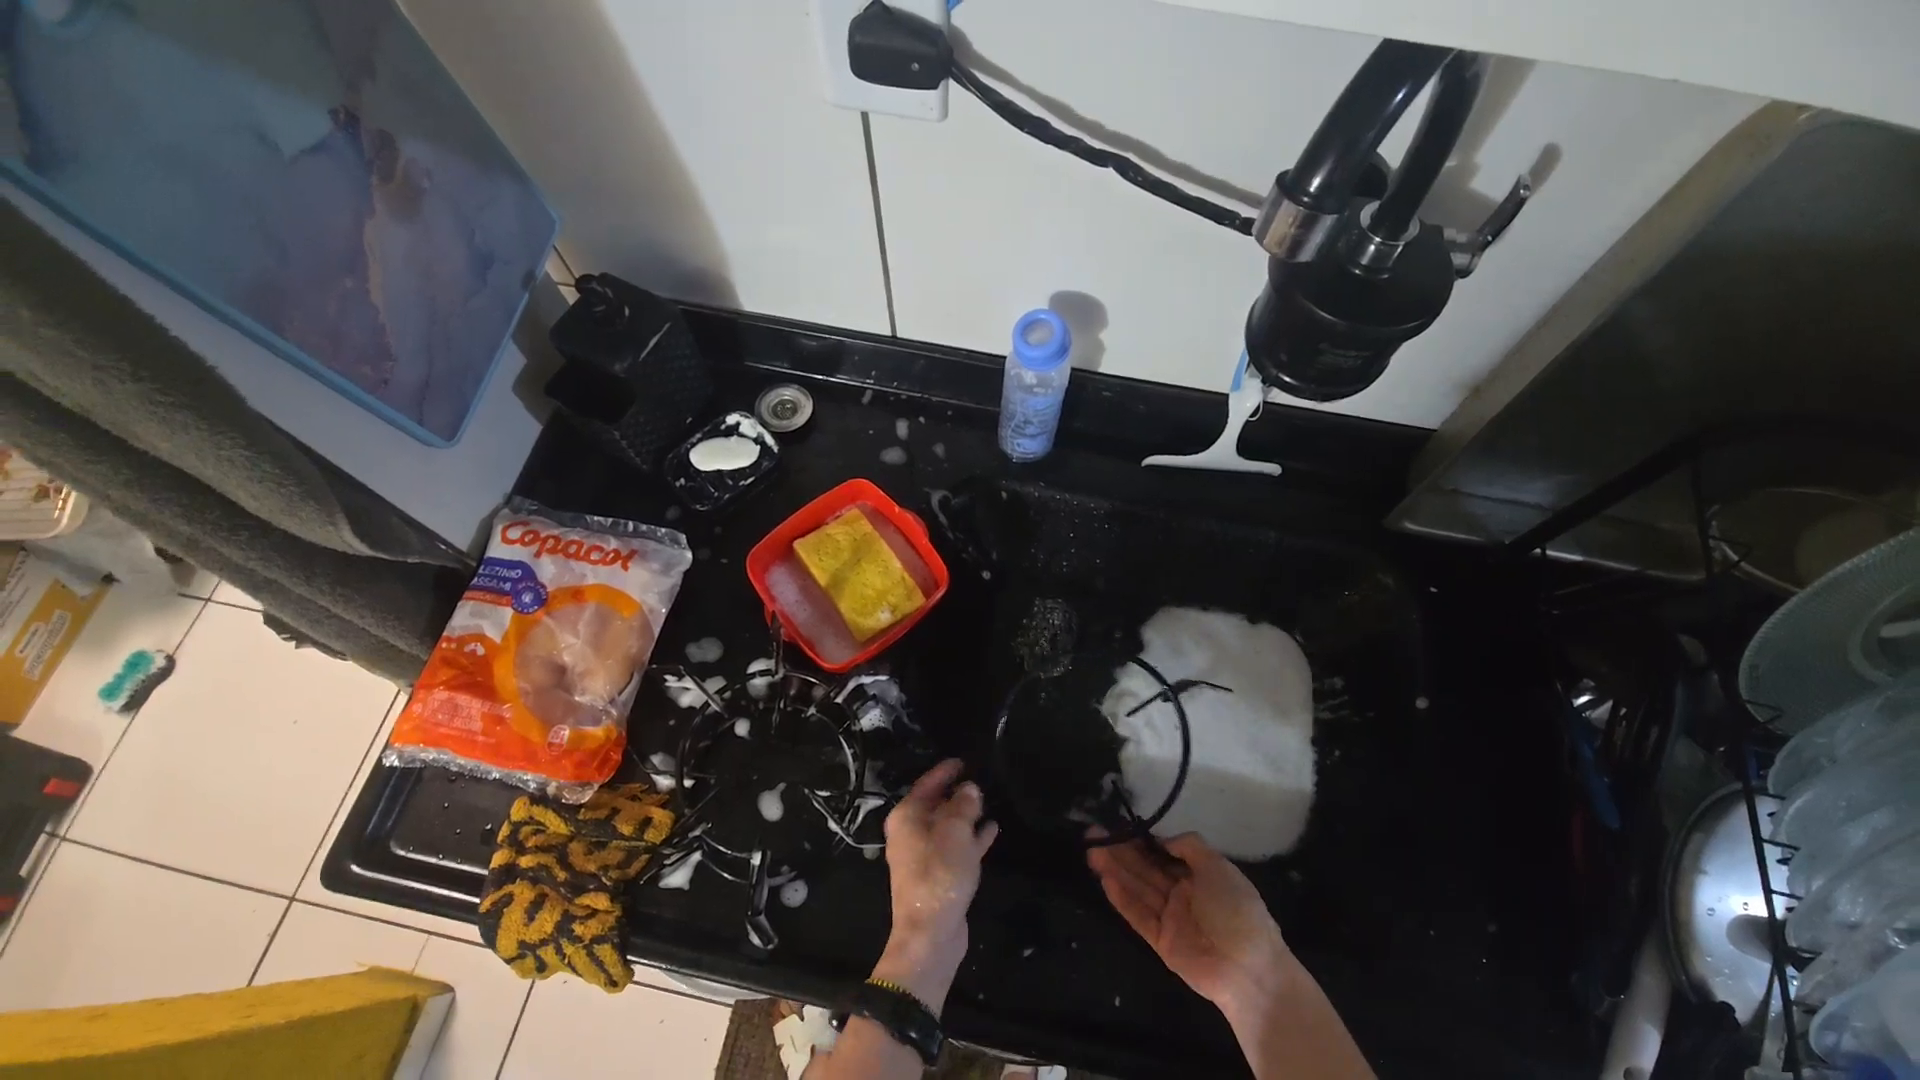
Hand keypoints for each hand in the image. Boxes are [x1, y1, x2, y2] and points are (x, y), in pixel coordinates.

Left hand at [873, 759, 998, 1011]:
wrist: (930, 934)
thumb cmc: (939, 875)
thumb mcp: (955, 833)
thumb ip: (964, 805)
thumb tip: (970, 788)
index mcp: (907, 817)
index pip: (927, 784)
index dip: (946, 771)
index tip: (964, 759)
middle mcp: (912, 833)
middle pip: (937, 804)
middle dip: (958, 792)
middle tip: (983, 778)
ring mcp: (926, 855)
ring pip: (949, 826)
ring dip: (967, 815)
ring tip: (992, 800)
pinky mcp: (940, 874)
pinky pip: (957, 847)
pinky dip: (973, 837)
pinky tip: (993, 829)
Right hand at [1087, 832, 1293, 1017]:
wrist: (1248, 967)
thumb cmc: (1237, 909)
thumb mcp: (1219, 867)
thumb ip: (1189, 846)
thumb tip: (1163, 839)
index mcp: (1200, 875)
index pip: (1163, 854)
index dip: (1141, 841)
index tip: (1118, 826)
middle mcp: (1182, 893)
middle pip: (1146, 869)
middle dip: (1121, 852)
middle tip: (1093, 834)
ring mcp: (1170, 917)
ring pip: (1138, 888)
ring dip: (1115, 870)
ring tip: (1092, 851)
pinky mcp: (1160, 940)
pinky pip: (1138, 915)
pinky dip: (1122, 898)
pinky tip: (1105, 879)